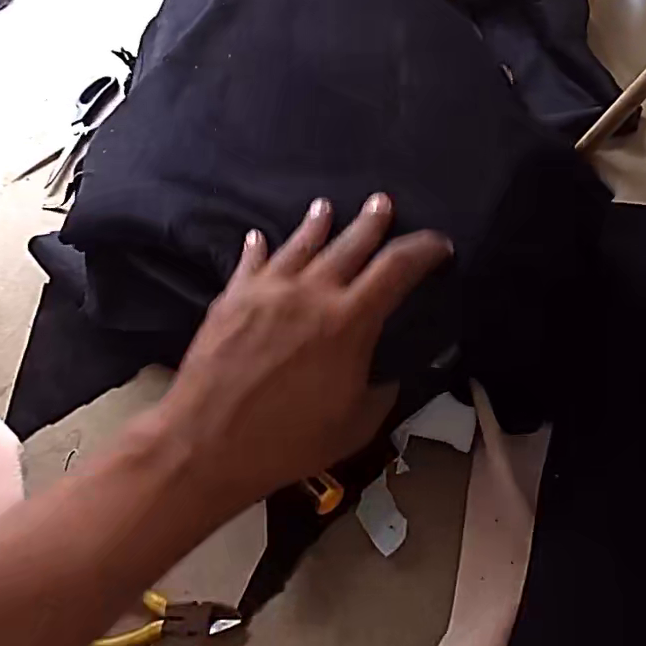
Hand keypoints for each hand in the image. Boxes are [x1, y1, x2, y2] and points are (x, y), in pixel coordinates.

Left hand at [148, 194, 451, 509]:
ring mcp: (267, 290)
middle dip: (372, 222)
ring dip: (317, 223)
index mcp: (349, 322)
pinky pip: (250, 262)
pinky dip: (258, 247)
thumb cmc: (288, 442)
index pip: (397, 268)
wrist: (207, 443)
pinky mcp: (232, 298)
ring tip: (326, 206)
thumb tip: (389, 372)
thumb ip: (381, 392)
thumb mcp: (355, 427)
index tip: (438, 244)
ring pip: (300, 244)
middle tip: (383, 203)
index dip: (423, 250)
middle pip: (349, 244)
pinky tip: (258, 236)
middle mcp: (310, 292)